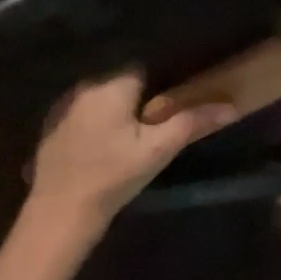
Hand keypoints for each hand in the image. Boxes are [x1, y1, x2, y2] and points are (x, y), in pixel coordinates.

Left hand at [28, 70, 245, 227]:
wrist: (62, 210)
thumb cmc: (114, 176)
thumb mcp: (158, 150)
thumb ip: (191, 122)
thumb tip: (230, 107)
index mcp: (112, 85)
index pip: (140, 70)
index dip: (155, 88)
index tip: (162, 111)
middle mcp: (85, 85)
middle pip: (117, 82)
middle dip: (132, 99)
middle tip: (145, 130)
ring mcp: (63, 104)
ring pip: (97, 96)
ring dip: (109, 110)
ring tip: (120, 139)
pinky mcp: (50, 123)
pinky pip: (79, 111)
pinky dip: (89, 122)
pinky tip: (95, 147)